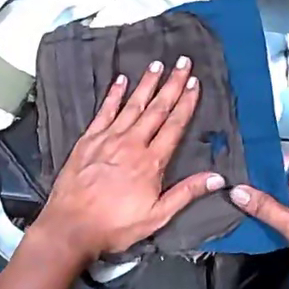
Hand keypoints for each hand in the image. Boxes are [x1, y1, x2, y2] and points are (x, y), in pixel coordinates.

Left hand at [29, 57, 225, 261]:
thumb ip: (186, 193)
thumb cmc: (115, 225)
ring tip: (157, 64)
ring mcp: (107, 139)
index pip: (174, 126)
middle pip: (156, 109)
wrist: (71, 226)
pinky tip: (120, 81)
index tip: (194, 83)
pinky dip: (113, 95)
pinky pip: (104, 112)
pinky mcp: (87, 141)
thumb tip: (216, 178)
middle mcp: (131, 144)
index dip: (186, 103)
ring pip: (132, 105)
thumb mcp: (157, 216)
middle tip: (182, 62)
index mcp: (150, 162)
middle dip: (171, 84)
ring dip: (146, 84)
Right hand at [230, 158, 288, 288]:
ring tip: (239, 211)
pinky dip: (283, 222)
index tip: (232, 175)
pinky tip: (261, 228)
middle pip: (286, 182)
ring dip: (271, 209)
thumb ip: (264, 208)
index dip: (258, 168)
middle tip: (230, 195)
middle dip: (261, 191)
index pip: (283, 162)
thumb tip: (238, 191)